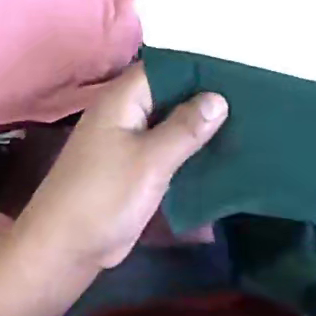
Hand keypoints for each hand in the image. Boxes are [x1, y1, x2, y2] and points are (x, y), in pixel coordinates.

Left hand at [9, 63, 226, 274]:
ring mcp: (127, 141)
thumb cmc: (105, 194)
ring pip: (168, 124)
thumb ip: (185, 128)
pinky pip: (165, 149)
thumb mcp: (150, 160)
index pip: (162, 68)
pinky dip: (188, 151)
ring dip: (198, 127)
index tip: (234, 72)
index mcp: (121, 99)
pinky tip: (221, 156)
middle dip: (202, 99)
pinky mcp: (132, 168)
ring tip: (245, 124)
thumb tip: (219, 97)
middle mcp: (123, 113)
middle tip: (249, 99)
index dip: (195, 68)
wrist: (65, 247)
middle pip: (167, 95)